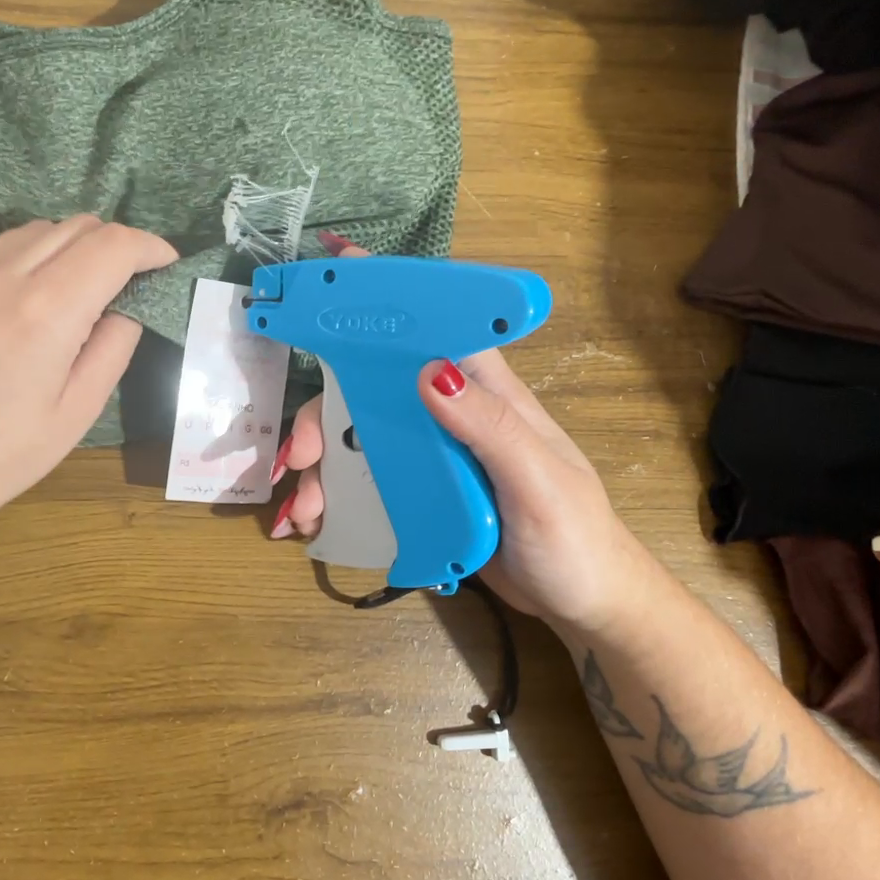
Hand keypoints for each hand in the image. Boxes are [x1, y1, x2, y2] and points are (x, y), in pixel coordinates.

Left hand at [0, 215, 177, 536]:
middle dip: (115, 244)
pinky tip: (35, 295)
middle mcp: (2, 275)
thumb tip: (126, 304)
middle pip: (78, 225)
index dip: (150, 246)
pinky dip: (34, 254)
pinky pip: (1, 246)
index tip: (165, 263)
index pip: (112, 245)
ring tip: (83, 289)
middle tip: (129, 283)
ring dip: (74, 245)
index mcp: (45, 311)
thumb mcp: (77, 412)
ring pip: (38, 228)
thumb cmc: (0, 457)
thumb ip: (113, 346)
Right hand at [273, 242, 651, 631]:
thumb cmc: (574, 539)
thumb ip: (491, 429)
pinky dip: (330, 496)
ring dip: (320, 466)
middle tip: (299, 459)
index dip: (385, 298)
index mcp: (485, 394)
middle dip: (321, 417)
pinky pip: (361, 481)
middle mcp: (447, 414)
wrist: (580, 604)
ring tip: (305, 511)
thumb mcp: (540, 483)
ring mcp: (428, 454)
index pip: (432, 329)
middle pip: (368, 390)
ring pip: (355, 437)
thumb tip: (430, 370)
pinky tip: (312, 521)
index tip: (331, 275)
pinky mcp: (416, 492)